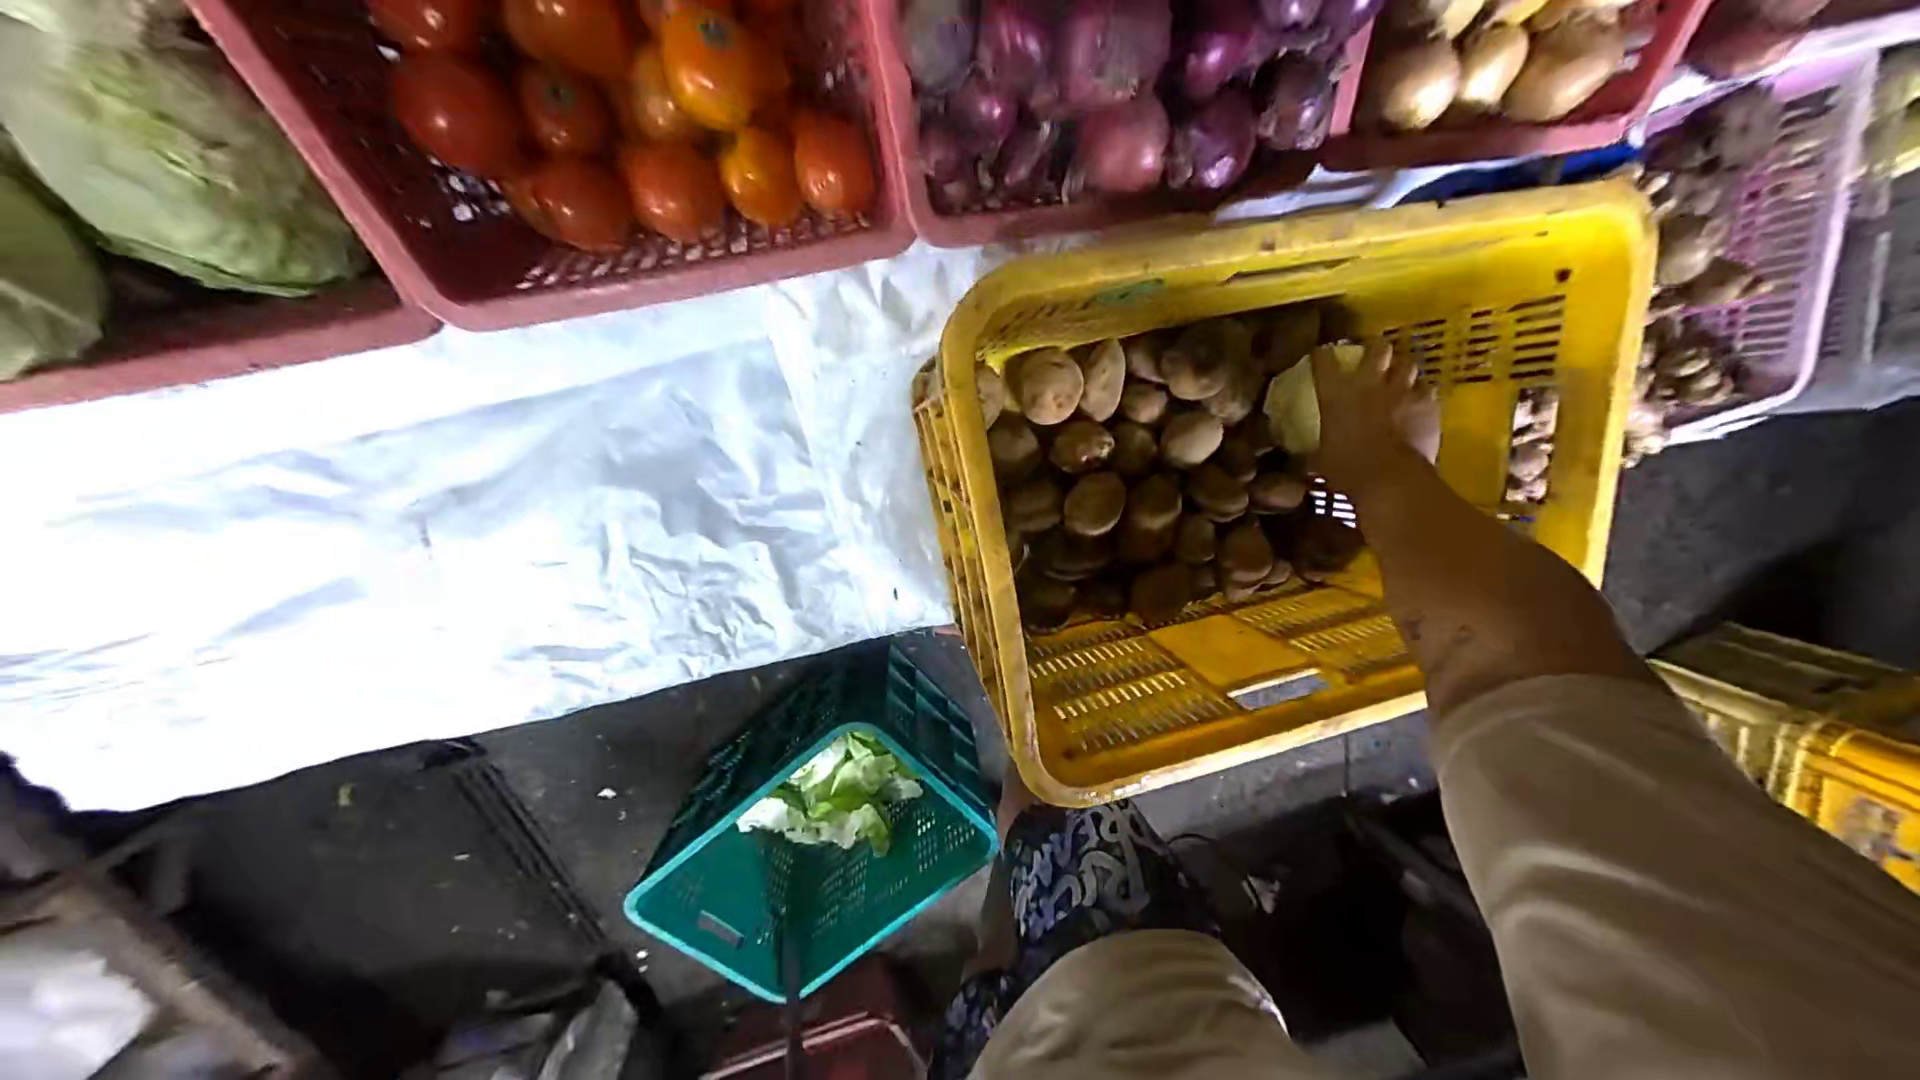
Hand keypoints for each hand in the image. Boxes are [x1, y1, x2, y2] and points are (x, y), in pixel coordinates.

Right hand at [1309, 340, 1439, 496]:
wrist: (1390, 478)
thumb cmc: (1346, 468)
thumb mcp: (1318, 459)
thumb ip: (1311, 451)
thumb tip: (1298, 459)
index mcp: (1336, 394)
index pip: (1324, 361)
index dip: (1322, 355)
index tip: (1320, 354)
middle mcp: (1369, 384)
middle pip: (1377, 348)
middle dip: (1374, 347)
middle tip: (1372, 353)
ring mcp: (1402, 391)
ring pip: (1407, 363)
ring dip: (1401, 368)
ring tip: (1399, 374)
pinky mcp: (1428, 403)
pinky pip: (1427, 389)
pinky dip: (1421, 392)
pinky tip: (1419, 401)